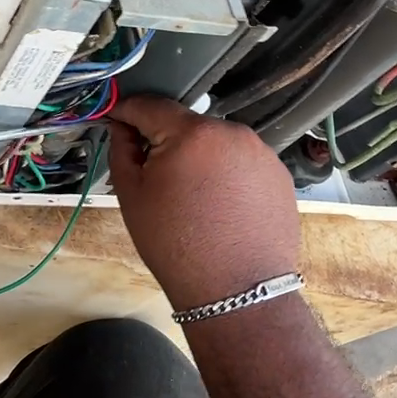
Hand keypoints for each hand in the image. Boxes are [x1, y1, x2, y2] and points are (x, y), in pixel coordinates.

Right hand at [106, 96, 299, 310]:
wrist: (238, 292)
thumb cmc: (177, 246)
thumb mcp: (133, 197)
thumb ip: (122, 150)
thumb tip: (123, 128)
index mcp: (192, 133)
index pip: (151, 105)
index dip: (128, 110)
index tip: (117, 118)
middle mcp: (231, 132)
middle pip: (187, 124)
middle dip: (168, 141)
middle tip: (156, 173)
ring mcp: (261, 152)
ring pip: (216, 143)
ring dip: (200, 156)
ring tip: (193, 196)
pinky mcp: (279, 173)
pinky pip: (242, 162)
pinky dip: (227, 173)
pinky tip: (220, 205)